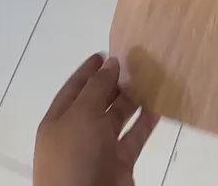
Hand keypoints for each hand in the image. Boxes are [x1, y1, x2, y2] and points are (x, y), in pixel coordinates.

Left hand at [34, 53, 160, 185]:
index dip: (88, 71)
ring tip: (150, 78)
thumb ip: (97, 87)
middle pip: (97, 102)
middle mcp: (77, 135)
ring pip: (117, 118)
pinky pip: (133, 138)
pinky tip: (159, 106)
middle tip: (135, 62)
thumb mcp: (81, 116)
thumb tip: (111, 63)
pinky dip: (145, 122)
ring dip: (132, 100)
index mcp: (58, 122)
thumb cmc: (74, 158)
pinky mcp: (119, 165)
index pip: (73, 89)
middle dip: (113, 82)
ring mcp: (99, 151)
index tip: (106, 52)